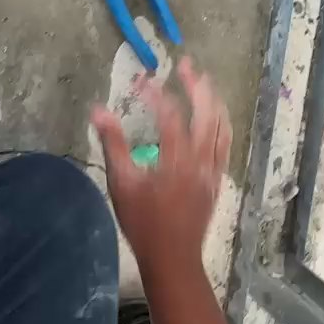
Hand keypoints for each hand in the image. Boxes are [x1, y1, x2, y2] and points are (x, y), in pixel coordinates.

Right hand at [90, 56, 232, 273]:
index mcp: (177, 160)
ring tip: (204, 80)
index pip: (170, 114)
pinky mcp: (217, 180)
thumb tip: (97, 110)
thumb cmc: (143, 222)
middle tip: (186, 64)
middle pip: (206, 114)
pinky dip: (222, 123)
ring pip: (221, 127)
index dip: (156, 93)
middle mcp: (200, 161)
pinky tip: (216, 115)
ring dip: (213, 100)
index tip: (141, 81)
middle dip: (196, 86)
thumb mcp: (121, 183)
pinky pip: (225, 145)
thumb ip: (112, 143)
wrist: (172, 260)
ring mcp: (212, 170)